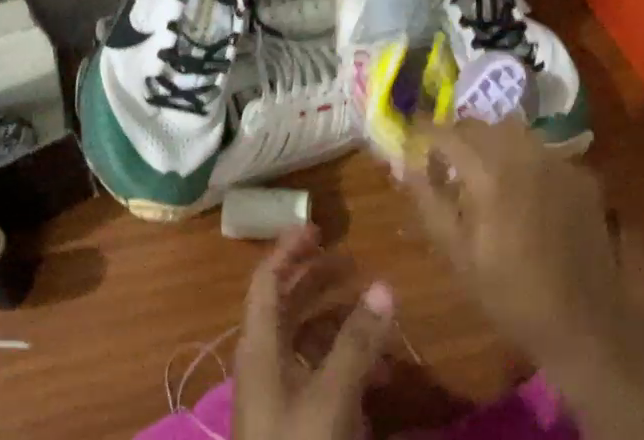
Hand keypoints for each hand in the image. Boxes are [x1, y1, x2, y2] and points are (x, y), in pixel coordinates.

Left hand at [235, 225, 394, 439]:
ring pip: (305, 338)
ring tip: (376, 318)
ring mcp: (275, 390)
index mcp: (260, 343)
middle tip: (352, 261)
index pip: (267, 279)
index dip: (289, 250)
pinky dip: (344, 360)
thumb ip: (357, 340)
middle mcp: (263, 359)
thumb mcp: (332, 394)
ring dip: (338, 322)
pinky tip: (378, 372)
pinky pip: (316, 370)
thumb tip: (384, 284)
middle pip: (286, 304)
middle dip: (318, 279)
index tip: (317, 227)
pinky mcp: (290, 417)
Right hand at [404, 121, 620, 362]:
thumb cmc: (509, 293)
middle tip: (445, 162)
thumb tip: (408, 164)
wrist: (582, 323)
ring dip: (491, 142)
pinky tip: (523, 189)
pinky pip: (542, 151)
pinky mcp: (582, 176)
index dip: (423, 134)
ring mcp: (558, 161)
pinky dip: (524, 159)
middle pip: (480, 125)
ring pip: (514, 132)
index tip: (412, 144)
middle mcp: (525, 154)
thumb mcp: (456, 252)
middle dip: (457, 137)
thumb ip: (429, 200)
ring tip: (483, 172)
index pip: (446, 132)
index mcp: (489, 172)